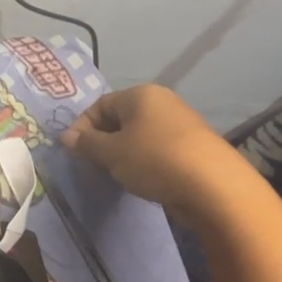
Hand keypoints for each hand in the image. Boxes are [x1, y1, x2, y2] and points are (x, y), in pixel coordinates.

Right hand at [60, 85, 250, 212]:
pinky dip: (145, 160)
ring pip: (139, 134)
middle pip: (120, 118)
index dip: (82, 127)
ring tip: (119, 174)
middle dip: (103, 140)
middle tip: (95, 164)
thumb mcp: (111, 153)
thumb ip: (85, 143)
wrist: (214, 186)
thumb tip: (66, 137)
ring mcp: (181, 122)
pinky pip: (158, 147)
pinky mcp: (194, 145)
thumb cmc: (154, 160)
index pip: (99, 105)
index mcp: (140, 94)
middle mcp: (162, 101)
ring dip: (123, 152)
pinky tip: (145, 178)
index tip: (75, 152)